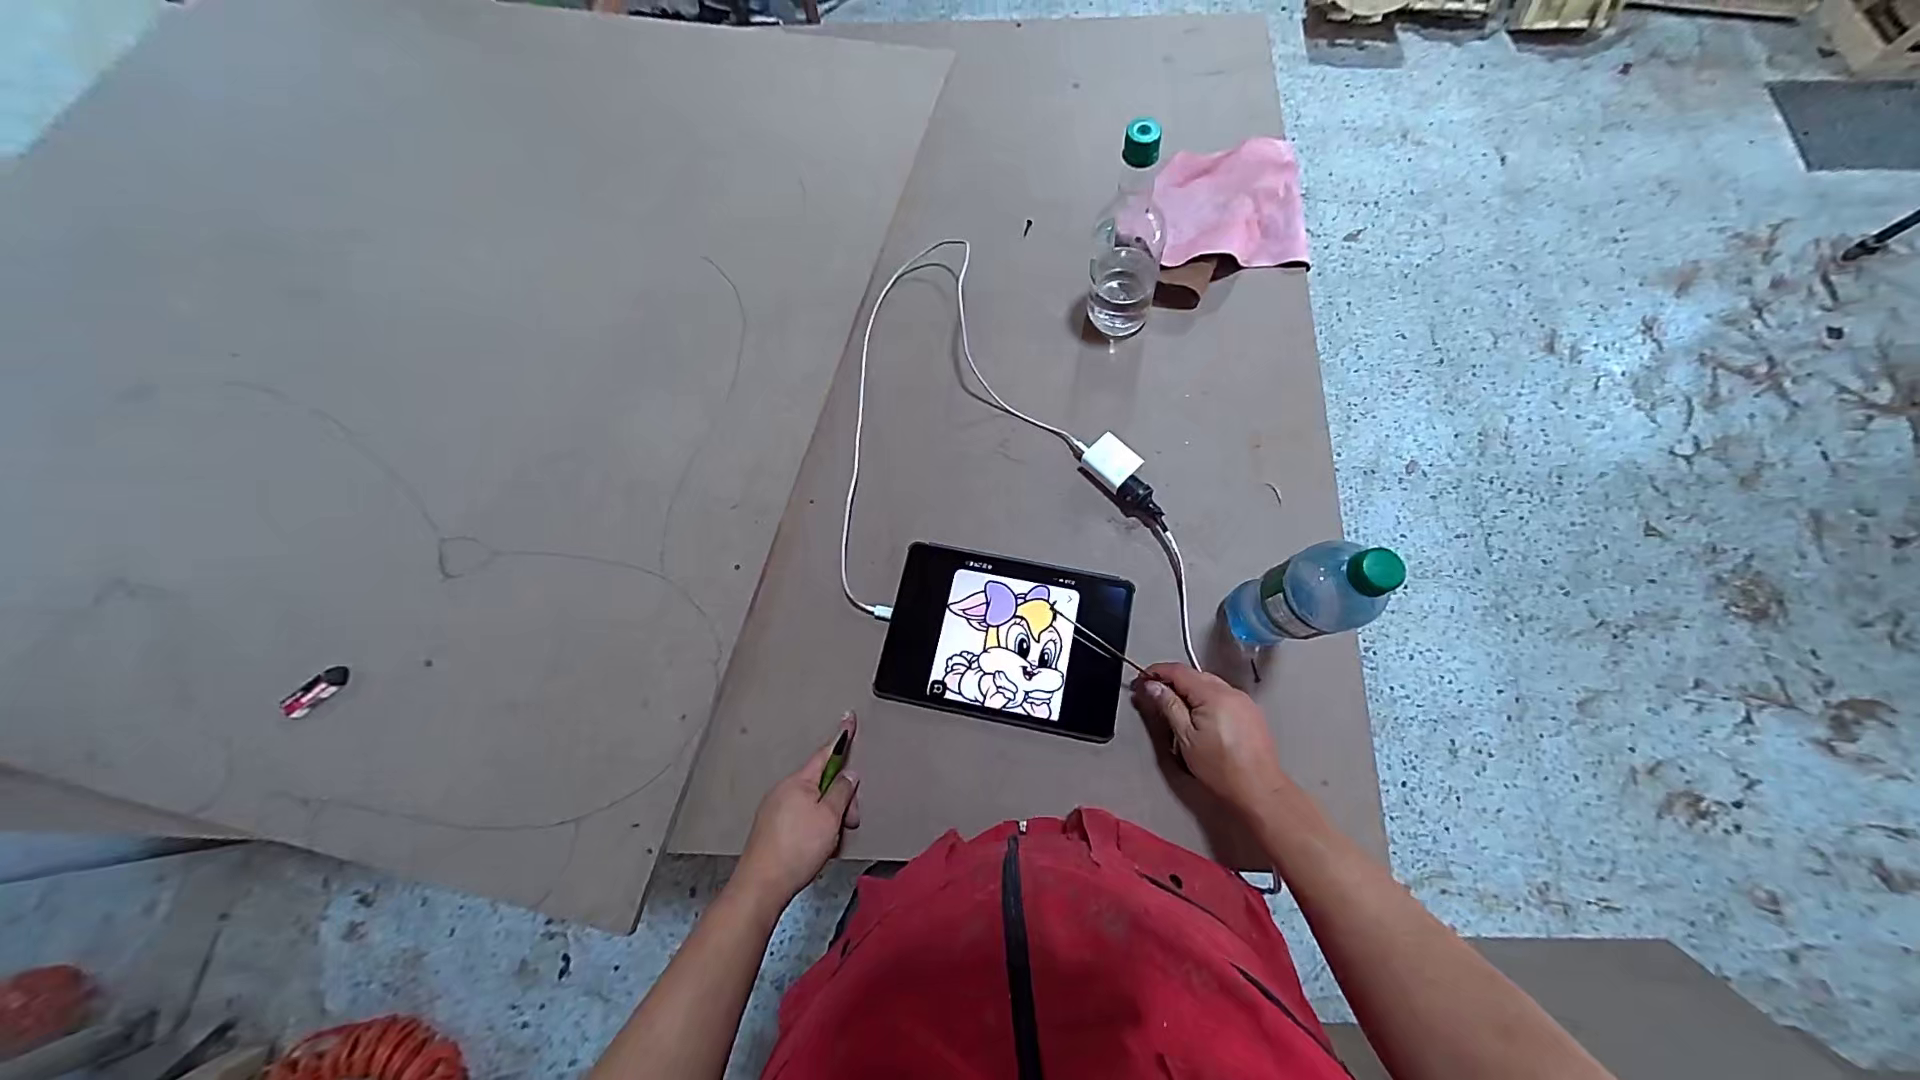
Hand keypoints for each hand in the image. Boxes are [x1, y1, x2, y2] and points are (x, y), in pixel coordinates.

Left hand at [734, 713, 861, 903]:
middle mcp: (785, 790)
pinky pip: (802, 819)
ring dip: (828, 820)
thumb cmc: (794, 851)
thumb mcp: (830, 818)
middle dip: (840, 801)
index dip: (841, 737)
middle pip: (823, 784)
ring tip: (828, 844)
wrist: (761, 886)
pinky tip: (816, 850)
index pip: (826, 752)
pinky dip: (814, 830)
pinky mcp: (772, 828)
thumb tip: (848, 775)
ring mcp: (776, 809)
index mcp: (799, 782)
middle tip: (847, 823)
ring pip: (814, 804)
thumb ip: (842, 791)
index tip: (848, 720)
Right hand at [1132, 663, 1289, 817]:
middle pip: (1194, 675)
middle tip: (1154, 694)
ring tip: (1176, 710)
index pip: (1178, 671)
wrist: (1259, 790)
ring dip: (1189, 690)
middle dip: (1172, 681)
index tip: (1143, 680)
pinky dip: (1207, 700)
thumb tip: (1153, 688)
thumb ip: (1168, 706)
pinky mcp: (1251, 713)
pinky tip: (1200, 718)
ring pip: (1209, 685)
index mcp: (1213, 695)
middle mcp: (1232, 693)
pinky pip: (1223, 696)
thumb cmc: (1224, 770)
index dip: (1156, 672)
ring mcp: (1244, 702)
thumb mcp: (1185, 738)